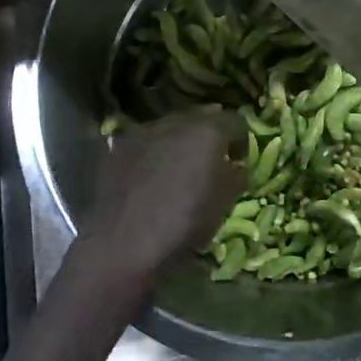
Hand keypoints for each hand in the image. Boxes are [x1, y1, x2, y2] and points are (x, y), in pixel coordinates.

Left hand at [75, 108, 246, 282]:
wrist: (123, 241)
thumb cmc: (184, 224)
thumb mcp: (224, 204)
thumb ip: (237, 176)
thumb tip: (236, 165)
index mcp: (208, 131)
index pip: (236, 122)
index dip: (241, 141)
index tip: (239, 161)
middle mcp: (176, 121)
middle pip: (201, 118)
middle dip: (209, 137)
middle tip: (210, 163)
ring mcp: (144, 130)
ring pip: (171, 128)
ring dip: (179, 142)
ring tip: (177, 169)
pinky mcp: (119, 146)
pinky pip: (145, 142)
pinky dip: (152, 153)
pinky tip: (149, 177)